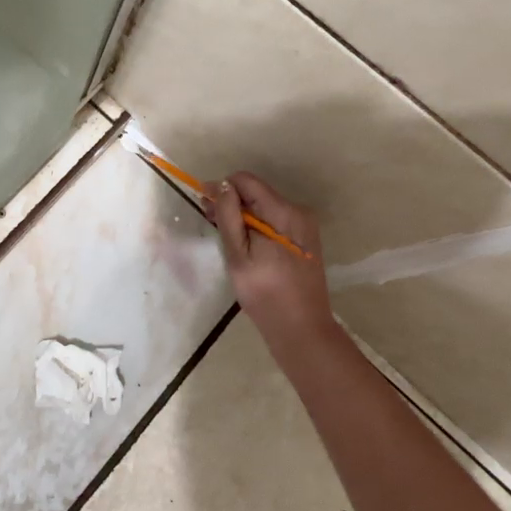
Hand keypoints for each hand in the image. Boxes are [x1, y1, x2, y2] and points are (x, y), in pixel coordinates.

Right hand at [205, 172, 331, 347]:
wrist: (302, 329)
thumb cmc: (265, 294)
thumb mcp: (239, 255)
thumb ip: (229, 217)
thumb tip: (220, 185)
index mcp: (284, 212)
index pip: (246, 181)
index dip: (222, 189)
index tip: (205, 208)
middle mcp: (298, 212)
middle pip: (256, 193)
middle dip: (231, 203)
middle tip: (211, 225)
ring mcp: (304, 226)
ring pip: (264, 207)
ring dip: (243, 217)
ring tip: (228, 241)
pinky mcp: (304, 239)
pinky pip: (274, 221)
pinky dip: (257, 227)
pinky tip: (249, 249)